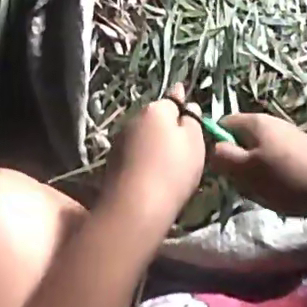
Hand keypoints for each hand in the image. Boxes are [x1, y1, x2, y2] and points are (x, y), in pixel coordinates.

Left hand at [100, 85, 206, 230]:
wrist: (136, 207)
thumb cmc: (173, 170)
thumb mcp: (195, 142)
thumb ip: (192, 120)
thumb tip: (188, 105)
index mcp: (155, 109)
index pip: (172, 99)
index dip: (181, 103)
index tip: (186, 105)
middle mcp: (133, 119)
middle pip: (155, 118)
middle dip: (167, 127)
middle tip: (183, 146)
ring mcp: (119, 140)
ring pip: (143, 136)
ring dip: (153, 144)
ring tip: (167, 165)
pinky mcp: (112, 161)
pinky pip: (133, 154)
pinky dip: (142, 160)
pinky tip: (151, 176)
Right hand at [210, 113, 306, 228]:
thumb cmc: (287, 179)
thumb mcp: (245, 170)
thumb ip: (223, 157)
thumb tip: (213, 148)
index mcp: (256, 122)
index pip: (223, 123)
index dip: (217, 144)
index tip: (221, 168)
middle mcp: (273, 123)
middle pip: (241, 140)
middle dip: (238, 163)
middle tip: (244, 184)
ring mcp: (290, 138)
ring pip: (259, 155)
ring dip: (256, 174)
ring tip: (266, 192)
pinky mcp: (304, 154)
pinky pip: (278, 164)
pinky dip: (275, 179)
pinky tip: (284, 194)